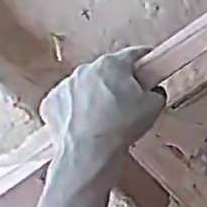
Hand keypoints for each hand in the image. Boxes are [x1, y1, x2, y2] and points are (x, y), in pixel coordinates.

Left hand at [42, 47, 165, 160]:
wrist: (88, 152)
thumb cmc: (124, 125)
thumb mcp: (155, 106)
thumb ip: (156, 91)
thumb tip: (151, 91)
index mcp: (113, 64)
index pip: (135, 53)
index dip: (146, 60)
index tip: (151, 68)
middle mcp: (86, 69)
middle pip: (108, 69)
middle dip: (119, 79)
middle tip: (129, 98)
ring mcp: (64, 85)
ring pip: (87, 84)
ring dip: (96, 92)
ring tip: (106, 114)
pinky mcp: (50, 103)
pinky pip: (70, 100)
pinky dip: (78, 107)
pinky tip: (87, 122)